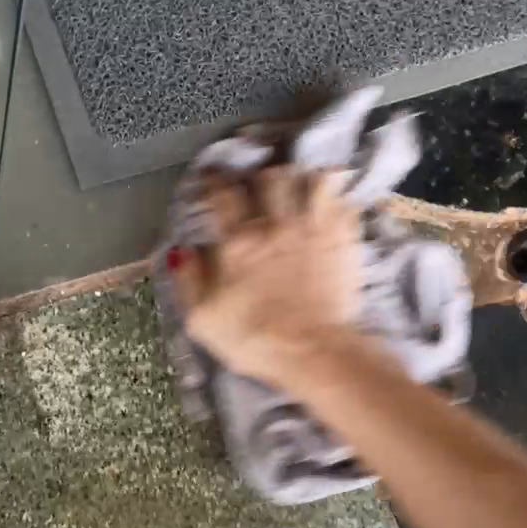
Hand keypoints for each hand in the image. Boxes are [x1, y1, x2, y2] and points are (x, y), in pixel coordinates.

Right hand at [167, 167, 363, 385]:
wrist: (312, 351)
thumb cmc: (253, 339)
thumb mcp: (202, 319)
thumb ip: (188, 280)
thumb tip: (181, 251)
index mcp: (238, 242)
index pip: (222, 194)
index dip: (213, 180)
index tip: (210, 177)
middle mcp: (276, 225)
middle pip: (270, 176)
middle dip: (261, 175)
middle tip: (257, 185)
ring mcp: (315, 229)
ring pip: (312, 178)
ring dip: (303, 179)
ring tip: (299, 188)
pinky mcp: (345, 241)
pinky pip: (345, 201)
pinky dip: (337, 199)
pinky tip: (331, 208)